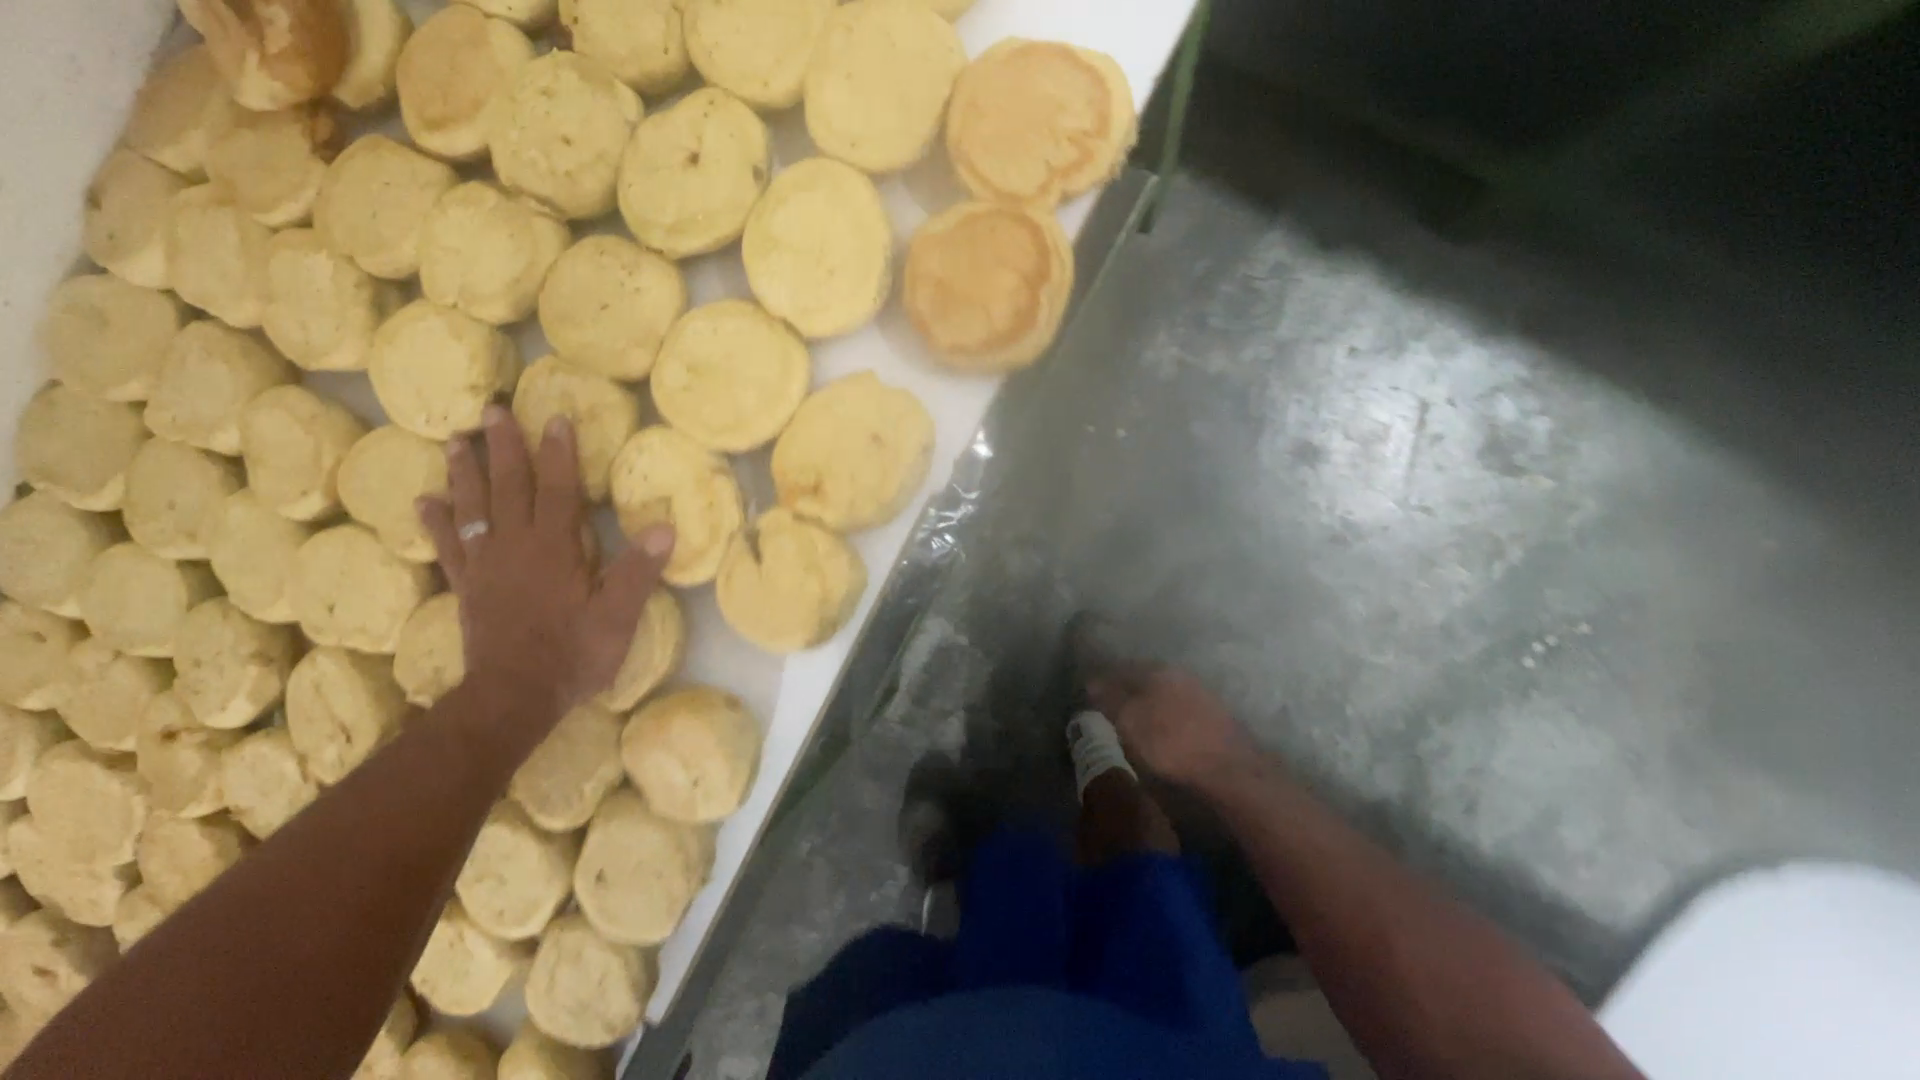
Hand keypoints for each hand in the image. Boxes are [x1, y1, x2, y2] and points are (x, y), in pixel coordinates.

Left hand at [418, 406, 674, 722]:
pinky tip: (425, 501)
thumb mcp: (618, 617)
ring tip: (454, 441)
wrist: (513, 696)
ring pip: (472, 508)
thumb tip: (663, 528)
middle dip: (502, 447)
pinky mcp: (466, 587)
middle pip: (508, 487)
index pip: (557, 489)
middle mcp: (515, 546)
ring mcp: (485, 565)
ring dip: (464, 472)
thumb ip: (637, 571)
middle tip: (491, 410)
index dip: (558, 453)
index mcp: (554, 548)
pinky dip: (436, 521)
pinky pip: (448, 546)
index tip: (554, 418)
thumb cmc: (572, 655)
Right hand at [1089, 667, 1258, 788]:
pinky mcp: (1214, 716)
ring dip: (1145, 707)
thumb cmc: (1171, 742)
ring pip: (1161, 695)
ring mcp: (1199, 693)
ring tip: (1131, 728)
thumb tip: (1091, 682)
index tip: (1088, 702)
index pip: (1118, 669)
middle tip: (1107, 715)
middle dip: (1124, 694)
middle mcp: (1178, 673)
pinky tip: (1159, 735)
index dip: (1100, 685)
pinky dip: (1163, 719)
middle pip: (1141, 680)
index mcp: (1155, 669)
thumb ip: (1108, 699)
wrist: (1230, 768)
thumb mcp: (1129, 721)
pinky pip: (1176, 711)